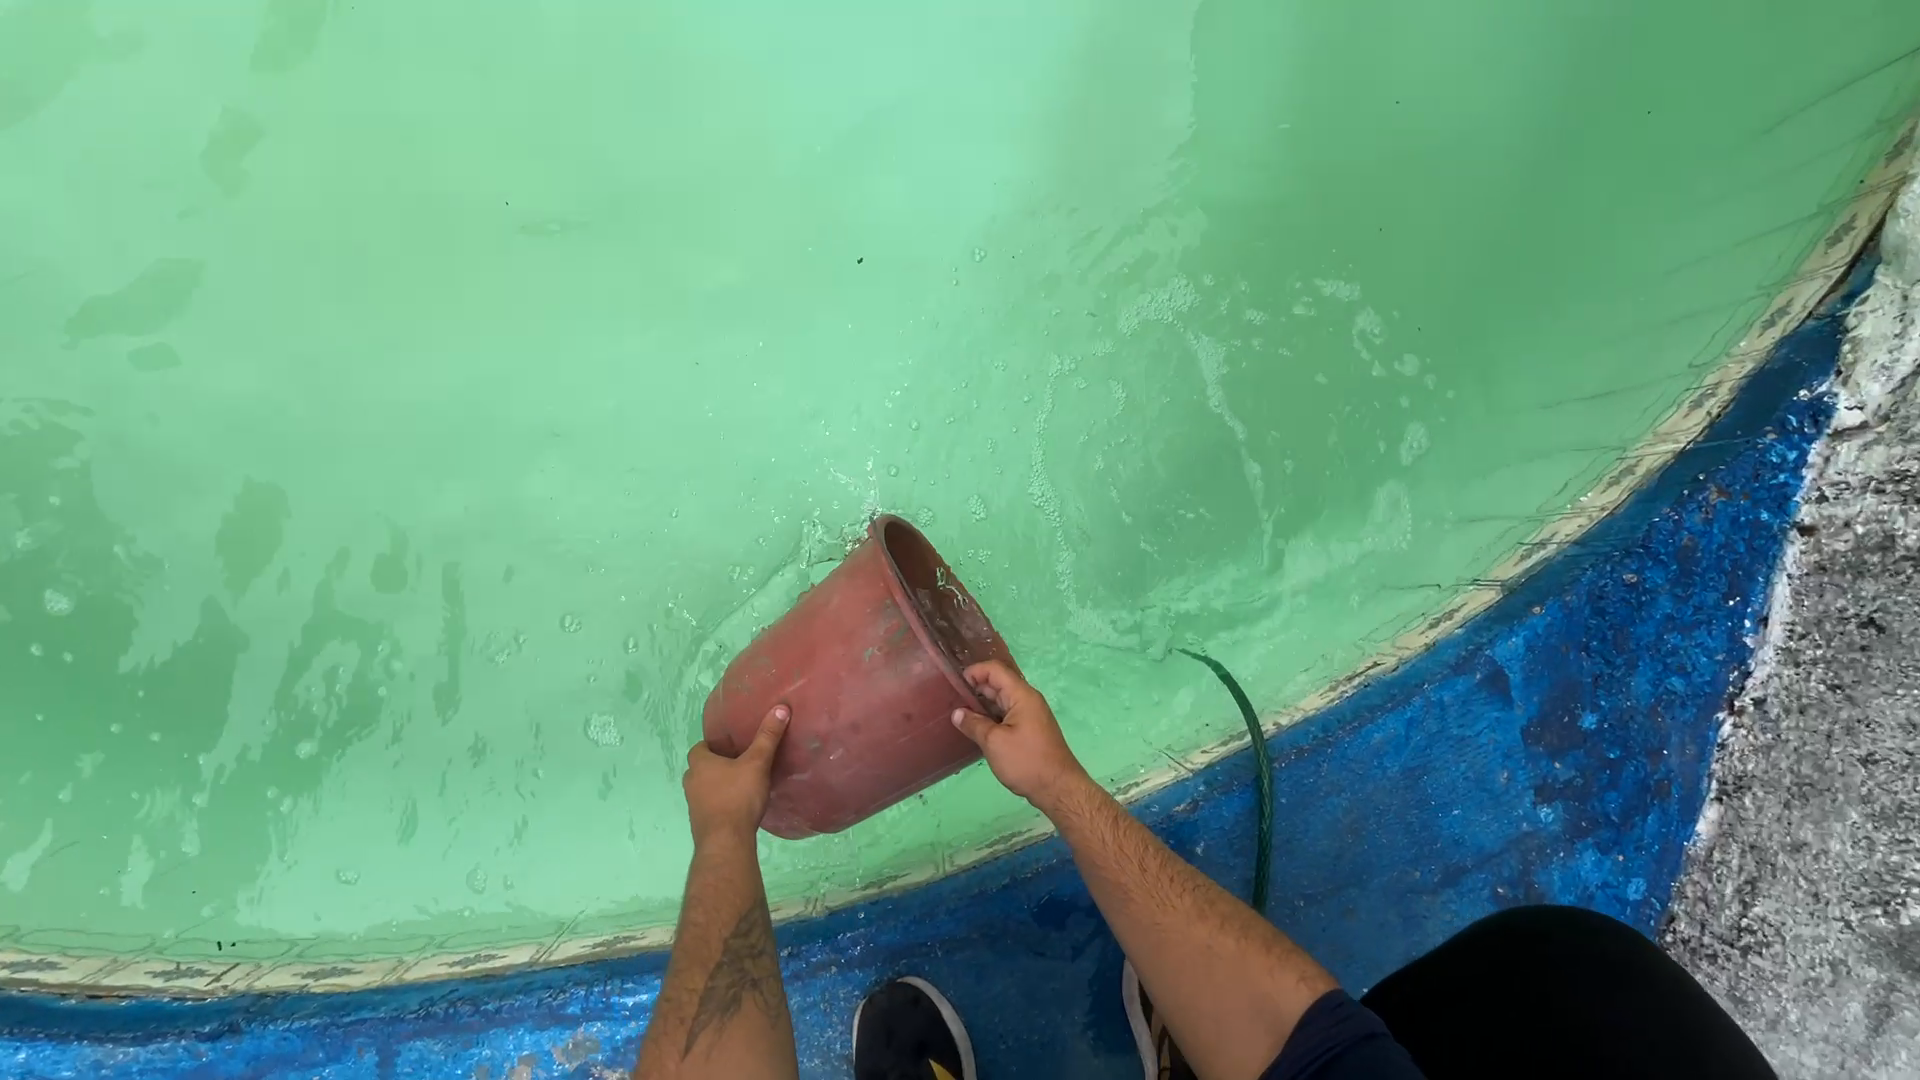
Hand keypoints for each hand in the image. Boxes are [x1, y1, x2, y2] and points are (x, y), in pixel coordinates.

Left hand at [684, 704, 788, 844]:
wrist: (726, 841)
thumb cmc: (738, 796)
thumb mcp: (757, 763)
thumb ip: (768, 737)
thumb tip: (780, 708)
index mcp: (699, 763)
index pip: (700, 747)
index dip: (714, 745)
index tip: (732, 745)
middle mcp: (691, 782)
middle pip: (701, 767)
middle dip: (717, 765)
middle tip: (740, 762)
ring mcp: (693, 804)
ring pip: (704, 787)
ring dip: (718, 784)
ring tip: (742, 783)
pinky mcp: (701, 822)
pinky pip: (710, 805)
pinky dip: (720, 802)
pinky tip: (739, 806)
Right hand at [950, 661, 1089, 812]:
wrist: (1057, 788)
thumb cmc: (1026, 761)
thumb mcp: (994, 742)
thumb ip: (973, 724)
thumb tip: (956, 713)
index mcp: (1021, 695)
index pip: (995, 670)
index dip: (974, 672)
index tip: (955, 684)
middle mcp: (1027, 700)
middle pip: (998, 684)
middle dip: (975, 689)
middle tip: (952, 701)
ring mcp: (1030, 715)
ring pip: (1002, 701)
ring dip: (982, 705)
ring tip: (961, 715)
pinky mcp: (1030, 729)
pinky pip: (1007, 715)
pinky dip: (991, 717)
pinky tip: (977, 729)